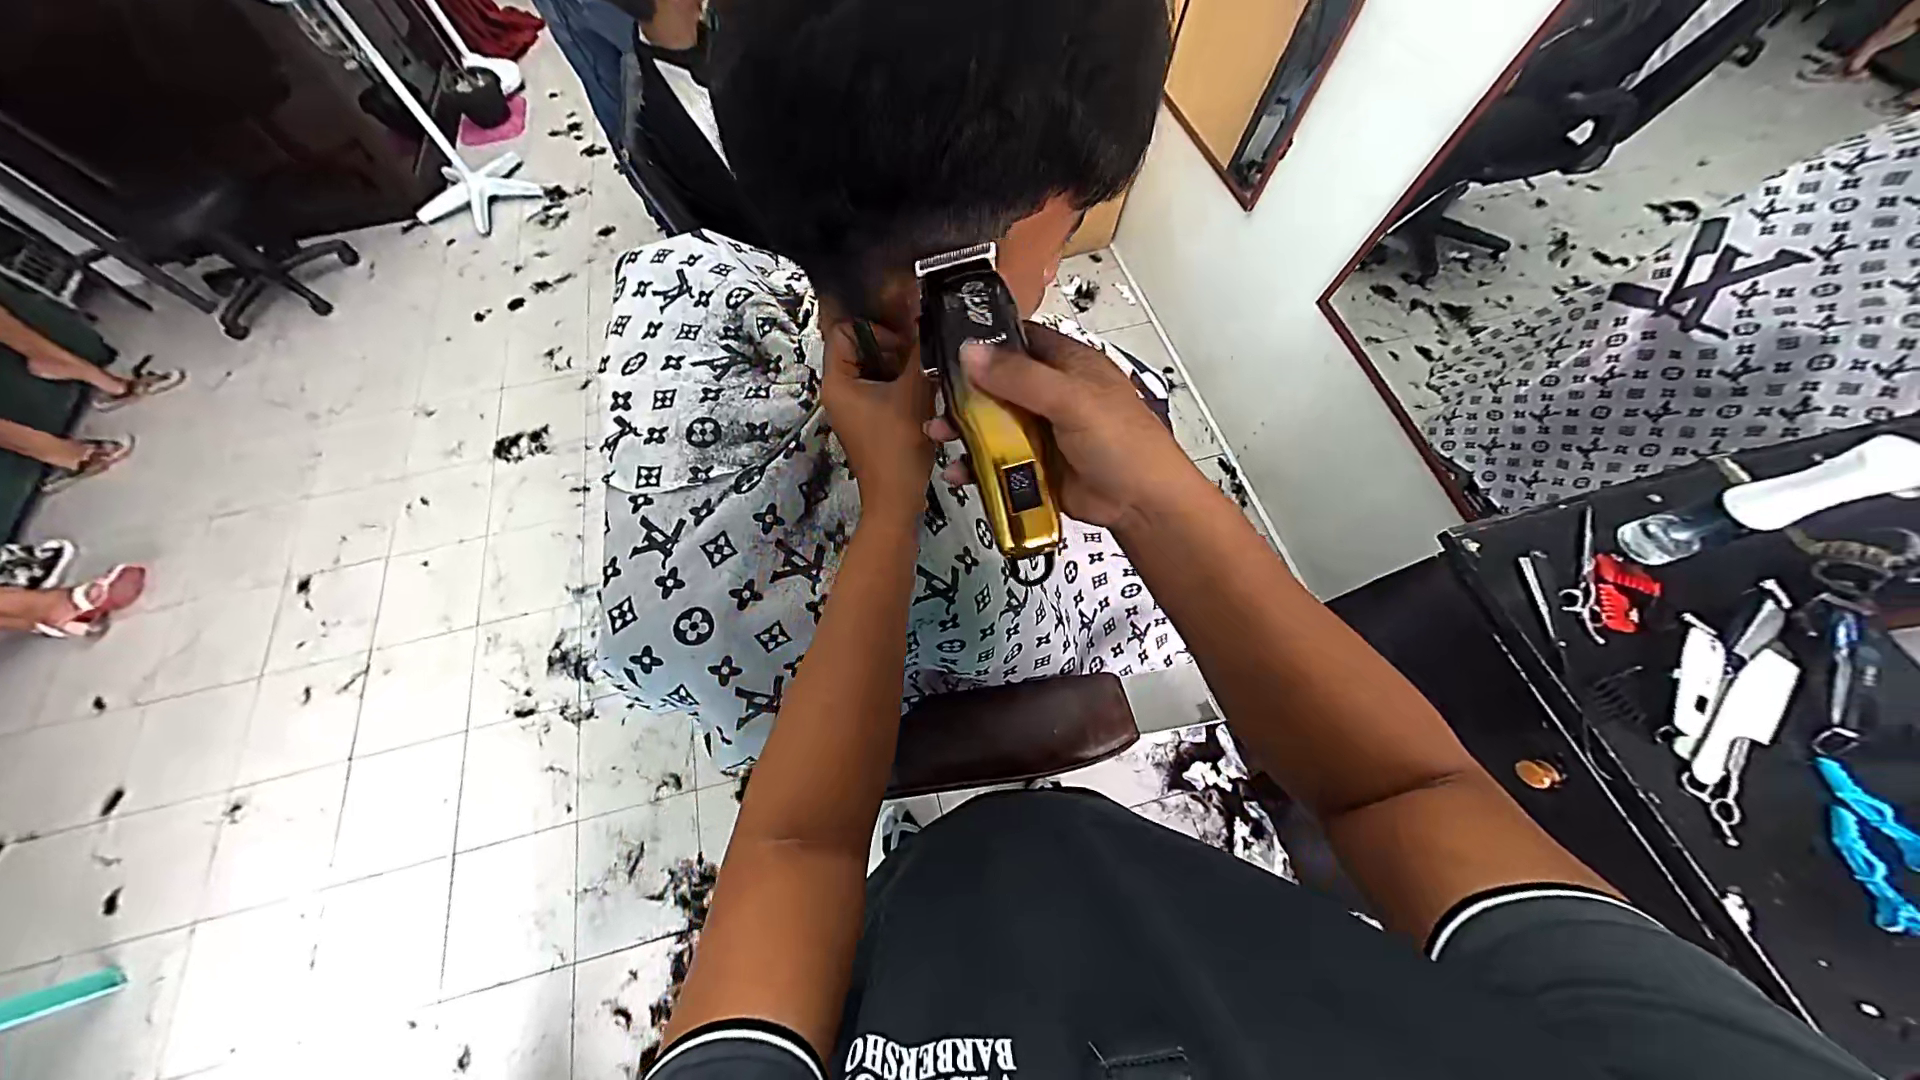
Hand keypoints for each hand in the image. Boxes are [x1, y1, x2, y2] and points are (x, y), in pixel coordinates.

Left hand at [821, 319, 935, 517]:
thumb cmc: (898, 446)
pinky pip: (883, 389)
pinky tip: (922, 400)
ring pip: (877, 369)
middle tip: (918, 366)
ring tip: (923, 384)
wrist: (897, 498)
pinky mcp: (868, 419)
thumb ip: (920, 354)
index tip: (904, 349)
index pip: (845, 330)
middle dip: (894, 352)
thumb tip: (928, 321)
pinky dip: (902, 388)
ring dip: (902, 371)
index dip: (876, 331)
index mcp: (836, 381)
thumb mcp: (912, 394)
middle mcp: (839, 390)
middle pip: (863, 348)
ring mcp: (853, 406)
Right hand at [927, 322, 1199, 528]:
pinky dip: (975, 466)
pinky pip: (995, 462)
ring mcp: (1040, 432)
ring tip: (942, 433)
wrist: (1140, 504)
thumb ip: (1021, 376)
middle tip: (940, 399)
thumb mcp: (1072, 400)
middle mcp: (1051, 396)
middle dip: (965, 393)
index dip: (986, 342)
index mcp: (1067, 366)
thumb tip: (974, 352)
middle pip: (996, 386)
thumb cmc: (1127, 445)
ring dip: (964, 430)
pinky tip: (961, 470)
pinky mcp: (1033, 466)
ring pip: (991, 425)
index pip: (1019, 341)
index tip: (951, 348)